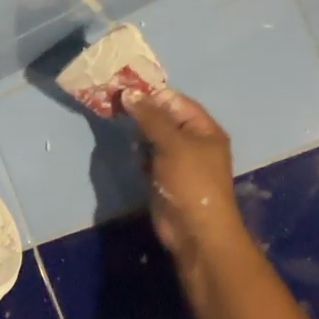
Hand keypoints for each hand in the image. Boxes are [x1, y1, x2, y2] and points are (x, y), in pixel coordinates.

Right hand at [123, 87, 246, 261]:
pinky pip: (150, 158)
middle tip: (114, 103)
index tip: (124, 88)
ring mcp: (179, 162)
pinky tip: (128, 150)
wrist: (194, 230)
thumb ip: (150, 118)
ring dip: (138, 133)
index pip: (177, 101)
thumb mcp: (173, 144)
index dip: (152, 94)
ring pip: (155, 138)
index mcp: (204, 129)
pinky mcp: (164, 179)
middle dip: (142, 112)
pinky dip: (139, 153)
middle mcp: (194, 142)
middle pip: (165, 118)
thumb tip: (129, 93)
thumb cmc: (191, 182)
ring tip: (116, 123)